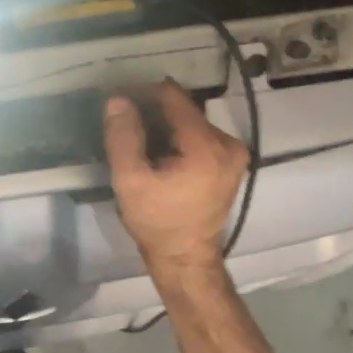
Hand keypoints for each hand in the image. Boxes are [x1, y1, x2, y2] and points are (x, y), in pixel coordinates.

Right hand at [103, 80, 249, 274]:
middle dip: (154, 113)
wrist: (184, 256)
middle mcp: (228, 143)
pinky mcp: (231, 163)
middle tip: (127, 128)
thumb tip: (118, 99)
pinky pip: (200, 136)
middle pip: (184, 110)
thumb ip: (123, 136)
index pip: (174, 98)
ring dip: (166, 126)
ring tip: (140, 142)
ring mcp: (234, 154)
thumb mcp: (129, 179)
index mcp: (207, 146)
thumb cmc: (156, 220)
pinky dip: (178, 139)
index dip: (144, 95)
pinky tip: (160, 154)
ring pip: (191, 122)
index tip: (120, 103)